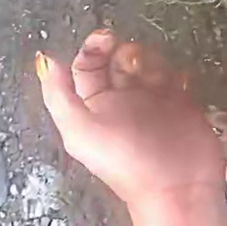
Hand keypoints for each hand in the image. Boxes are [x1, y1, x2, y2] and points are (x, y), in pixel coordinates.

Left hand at [37, 30, 226, 216]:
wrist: (176, 187)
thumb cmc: (127, 164)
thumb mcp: (80, 132)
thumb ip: (58, 95)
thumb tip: (45, 60)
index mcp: (94, 106)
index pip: (87, 65)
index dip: (93, 48)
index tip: (105, 39)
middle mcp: (123, 101)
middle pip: (120, 59)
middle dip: (126, 53)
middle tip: (133, 62)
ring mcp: (154, 101)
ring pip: (150, 62)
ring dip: (152, 61)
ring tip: (156, 78)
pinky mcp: (181, 103)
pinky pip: (178, 75)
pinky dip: (177, 72)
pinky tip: (176, 83)